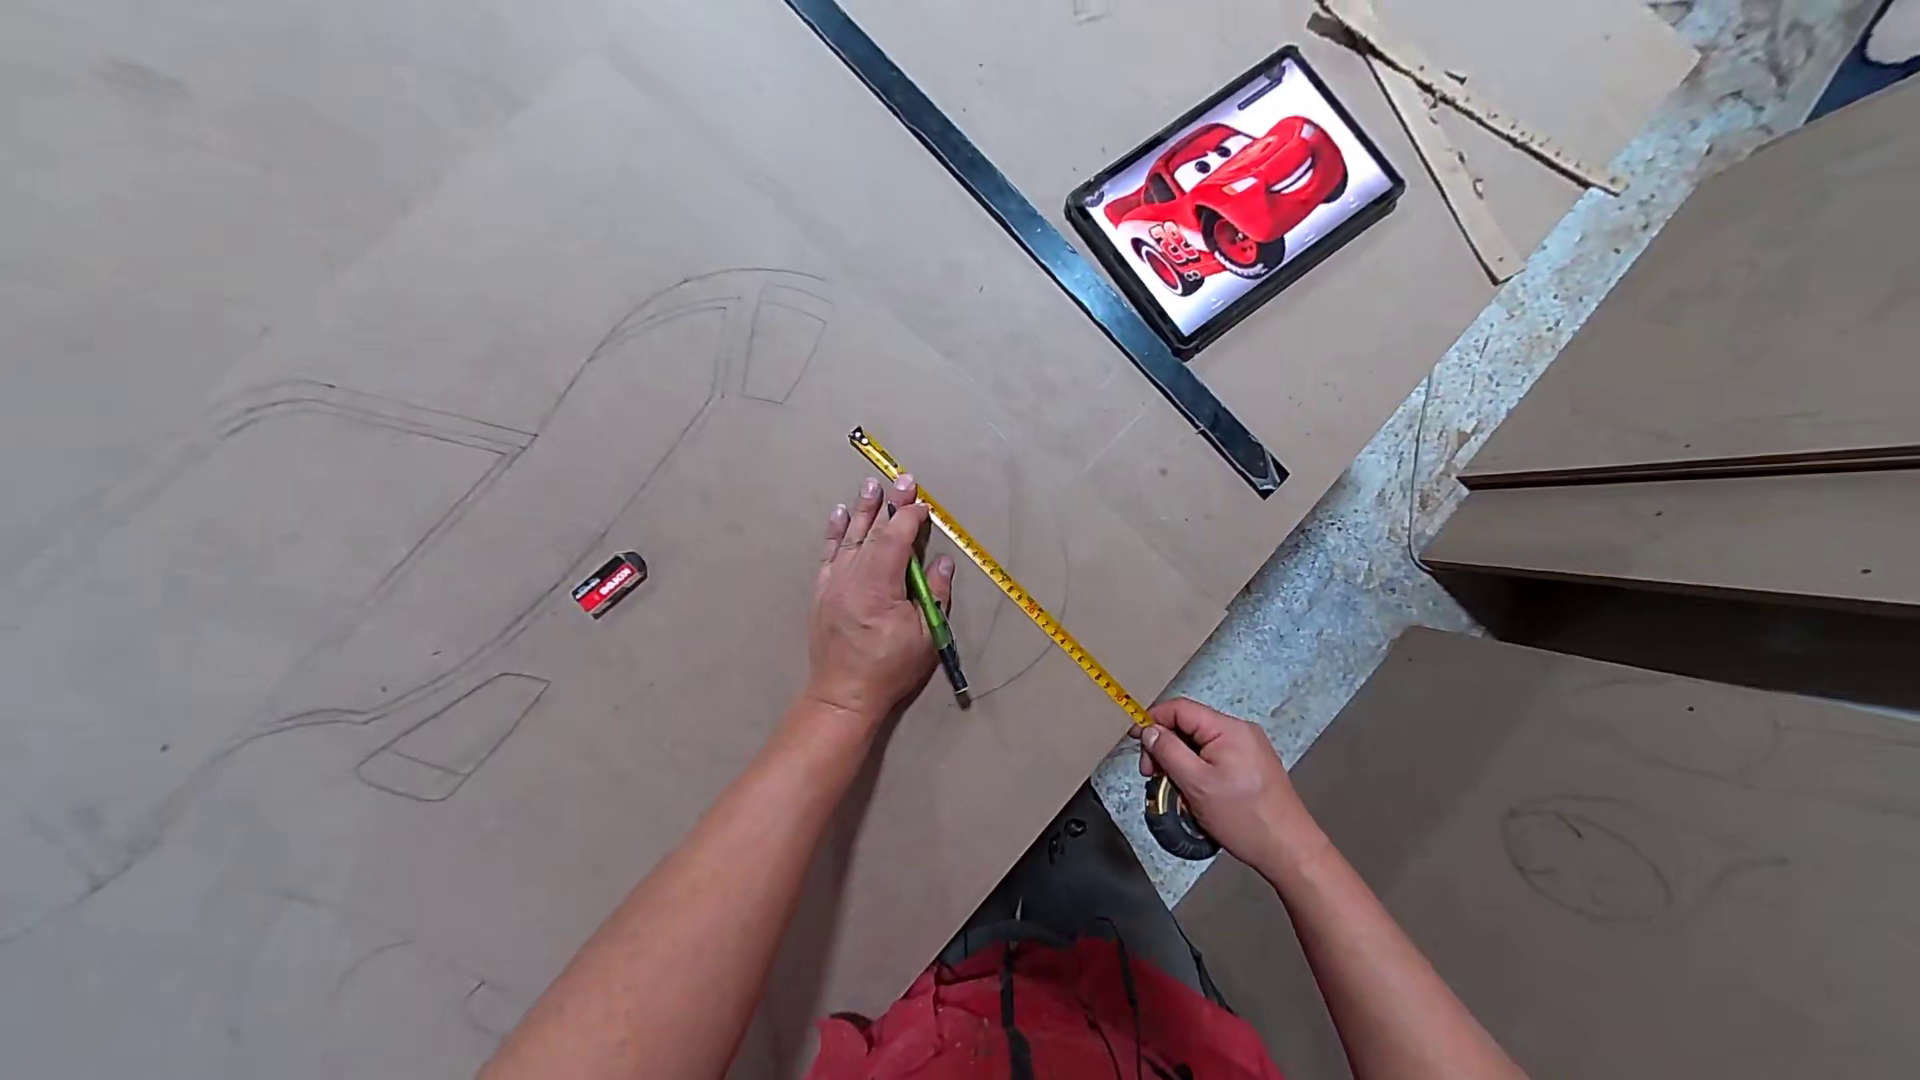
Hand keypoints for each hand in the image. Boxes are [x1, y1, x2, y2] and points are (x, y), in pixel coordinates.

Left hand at [803, 473, 954, 731]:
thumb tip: (940, 562)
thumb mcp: (925, 637)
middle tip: (902, 479)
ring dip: (861, 510)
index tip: (923, 505)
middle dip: (889, 505)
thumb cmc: (889, 669)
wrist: (842, 695)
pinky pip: (828, 554)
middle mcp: (852, 577)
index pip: (896, 540)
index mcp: (878, 586)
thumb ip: (933, 595)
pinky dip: (833, 532)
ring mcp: (833, 583)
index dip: (910, 519)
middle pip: (872, 532)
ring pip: (849, 537)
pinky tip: (838, 514)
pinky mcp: (822, 592)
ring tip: (870, 485)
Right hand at [1130, 698, 1326, 874]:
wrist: (1289, 851)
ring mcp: (1248, 748)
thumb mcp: (1196, 783)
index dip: (1153, 721)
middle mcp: (1240, 731)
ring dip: (1178, 760)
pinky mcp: (1250, 765)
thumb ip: (1168, 751)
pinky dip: (1195, 768)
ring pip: (1198, 742)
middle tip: (1153, 774)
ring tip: (1173, 787)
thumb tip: (1149, 730)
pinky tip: (1192, 790)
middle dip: (1165, 746)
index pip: (1179, 708)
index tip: (1137, 742)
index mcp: (1228, 729)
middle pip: (1188, 724)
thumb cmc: (1245, 819)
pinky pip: (1213, 756)